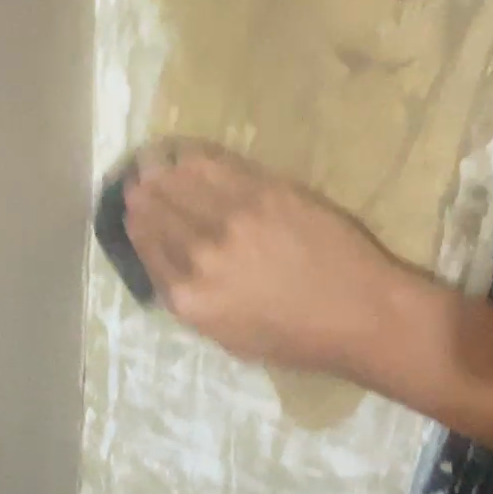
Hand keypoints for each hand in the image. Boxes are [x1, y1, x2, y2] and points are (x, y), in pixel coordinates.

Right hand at [122, 140, 421, 375]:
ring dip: (160, 173)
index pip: (148, 254)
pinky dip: (193, 159)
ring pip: (179, 186)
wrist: (359, 313)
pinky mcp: (263, 193)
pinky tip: (184, 154)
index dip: (138, 231)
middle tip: (136, 184)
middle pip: (157, 216)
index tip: (133, 217)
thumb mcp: (230, 338)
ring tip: (151, 164)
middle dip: (143, 198)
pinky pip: (215, 168)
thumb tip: (173, 269)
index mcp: (190, 300)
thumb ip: (194, 303)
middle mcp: (200, 257)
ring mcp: (231, 220)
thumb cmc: (298, 338)